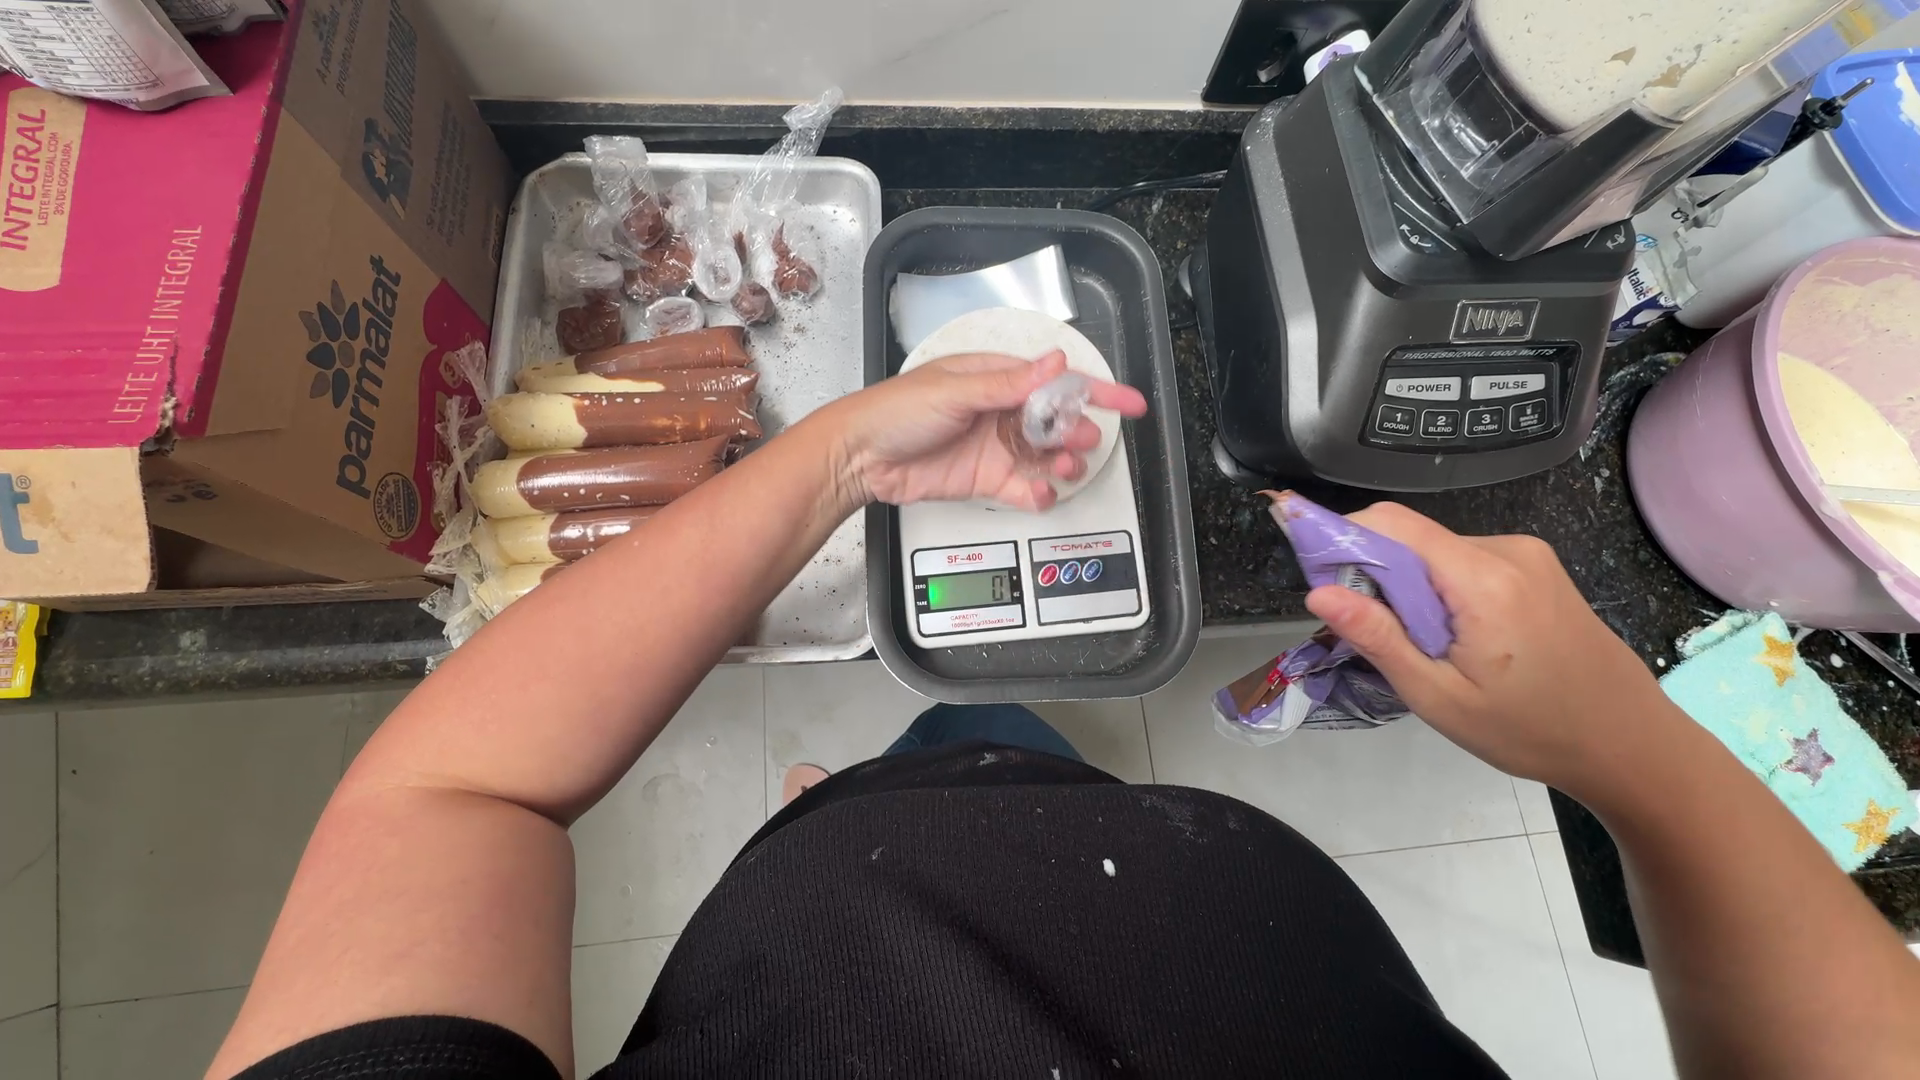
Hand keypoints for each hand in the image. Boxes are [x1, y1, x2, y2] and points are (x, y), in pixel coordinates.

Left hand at [832, 350, 1148, 510]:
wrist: (860, 458)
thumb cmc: (895, 411)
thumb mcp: (953, 390)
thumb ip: (1007, 384)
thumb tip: (1053, 364)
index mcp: (995, 379)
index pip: (1054, 382)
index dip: (1094, 390)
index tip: (1127, 402)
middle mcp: (999, 412)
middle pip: (1056, 422)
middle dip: (1076, 431)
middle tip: (1081, 441)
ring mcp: (994, 447)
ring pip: (1044, 456)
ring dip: (1061, 463)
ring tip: (1066, 468)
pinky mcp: (985, 479)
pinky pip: (1022, 487)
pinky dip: (1037, 493)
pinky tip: (1040, 493)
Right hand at [1304, 503, 1682, 796]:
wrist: (1631, 746)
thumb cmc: (1531, 731)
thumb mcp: (1439, 697)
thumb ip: (1378, 638)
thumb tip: (1317, 593)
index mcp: (1484, 579)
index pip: (1391, 524)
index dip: (1342, 539)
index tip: (1321, 581)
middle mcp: (1507, 550)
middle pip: (1409, 538)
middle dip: (1374, 576)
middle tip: (1376, 637)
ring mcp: (1526, 556)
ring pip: (1432, 552)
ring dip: (1407, 588)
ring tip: (1424, 647)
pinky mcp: (1534, 567)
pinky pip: (1460, 562)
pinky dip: (1437, 591)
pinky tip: (1454, 638)